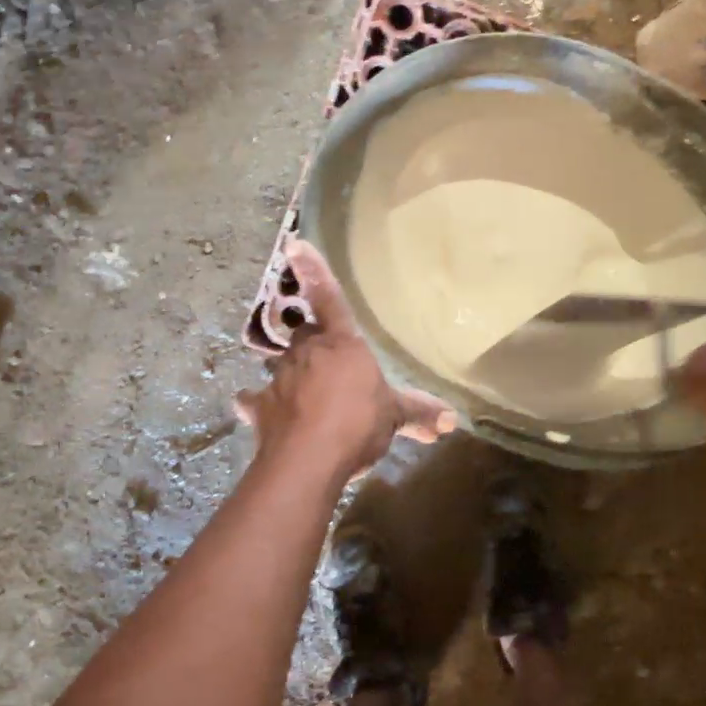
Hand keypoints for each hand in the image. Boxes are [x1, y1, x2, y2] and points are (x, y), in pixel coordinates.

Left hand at [235, 240, 456, 480]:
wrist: (308, 461)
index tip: (292, 244)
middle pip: (304, 335)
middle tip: (326, 359)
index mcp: (341, 344)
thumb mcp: (393, 417)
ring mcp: (278, 379)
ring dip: (289, 373)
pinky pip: (255, 402)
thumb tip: (451, 421)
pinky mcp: (259, 409)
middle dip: (312, 342)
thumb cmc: (357, 424)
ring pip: (280, 365)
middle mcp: (306, 353)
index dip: (313, 270)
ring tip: (301, 391)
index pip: (328, 298)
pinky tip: (257, 411)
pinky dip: (258, 405)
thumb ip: (418, 414)